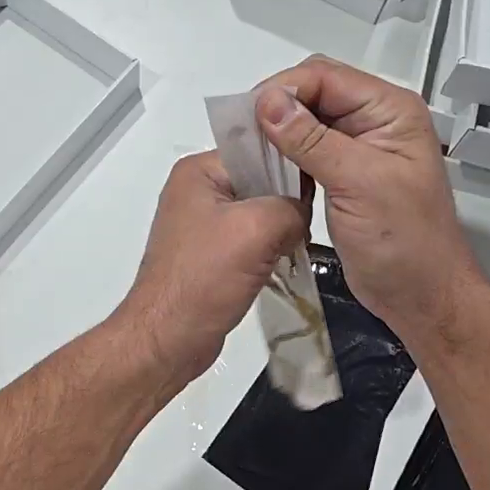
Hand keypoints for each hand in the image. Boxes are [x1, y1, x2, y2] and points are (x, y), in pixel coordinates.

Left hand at [113, 152, 307, 384]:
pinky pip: (251, 239)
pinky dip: (269, 248)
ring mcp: (203, 223)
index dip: (290, 164)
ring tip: (298, 242)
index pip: (257, 149)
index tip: (321, 183)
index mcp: (199, 170)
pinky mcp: (211, 253)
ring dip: (280, 228)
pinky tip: (283, 260)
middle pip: (260, 179)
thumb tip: (303, 214)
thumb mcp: (257, 229)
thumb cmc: (204, 278)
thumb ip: (292, 206)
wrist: (168, 339)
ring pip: (259, 212)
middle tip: (312, 218)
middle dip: (288, 199)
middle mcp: (198, 190)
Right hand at [254, 56, 483, 337]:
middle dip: (276, 107)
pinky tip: (264, 167)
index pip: (325, 76)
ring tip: (246, 150)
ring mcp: (358, 147)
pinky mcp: (343, 174)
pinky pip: (306, 149)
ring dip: (276, 131)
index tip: (248, 118)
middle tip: (242, 135)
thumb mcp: (357, 183)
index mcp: (390, 110)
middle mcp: (374, 120)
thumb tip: (266, 101)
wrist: (422, 297)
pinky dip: (283, 153)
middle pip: (314, 92)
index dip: (283, 89)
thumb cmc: (402, 242)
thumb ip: (311, 139)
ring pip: (306, 120)